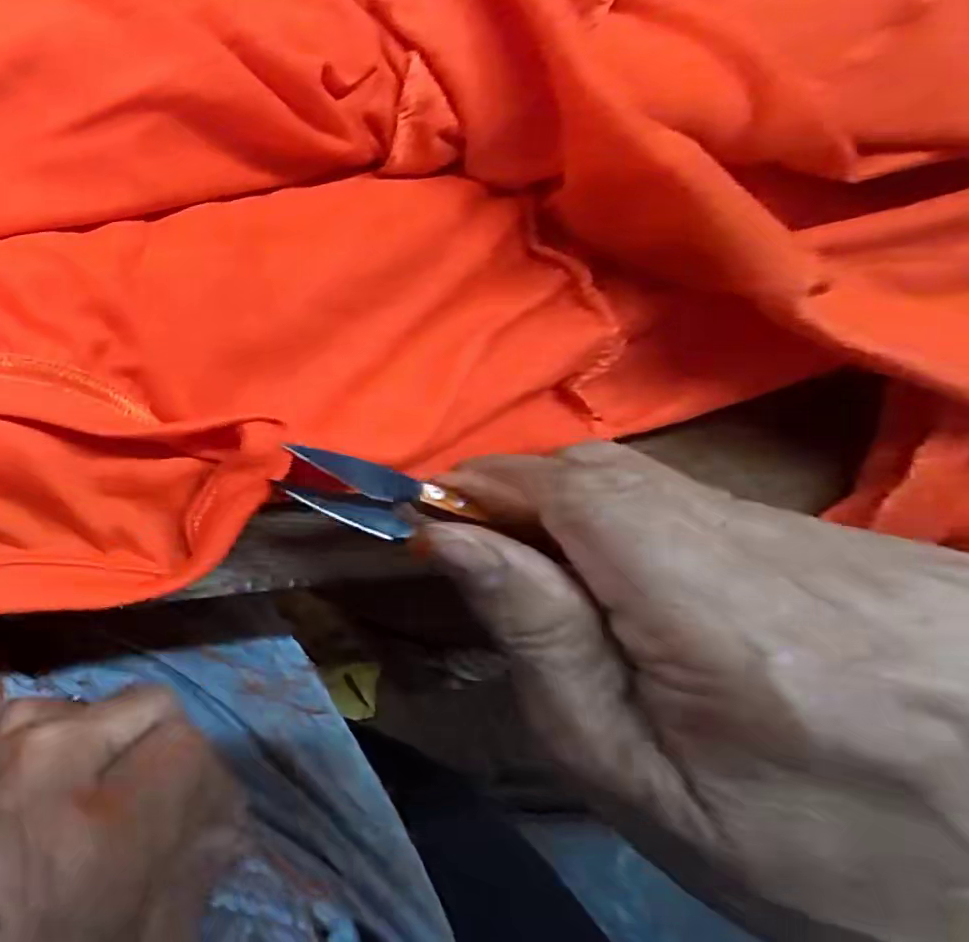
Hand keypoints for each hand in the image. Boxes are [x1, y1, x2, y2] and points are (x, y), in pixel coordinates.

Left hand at [0, 687, 244, 941]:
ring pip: (110, 704)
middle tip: (171, 804)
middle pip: (156, 705)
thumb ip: (181, 880)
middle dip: (175, 752)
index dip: (214, 787)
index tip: (213, 822)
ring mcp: (16, 720)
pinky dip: (82, 738)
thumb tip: (220, 826)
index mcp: (95, 822)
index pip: (191, 750)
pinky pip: (64, 708)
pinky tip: (60, 786)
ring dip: (125, 743)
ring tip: (108, 800)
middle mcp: (58, 747)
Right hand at [422, 441, 968, 940]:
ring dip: (581, 509)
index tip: (436, 512)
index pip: (586, 496)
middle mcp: (810, 566)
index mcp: (736, 632)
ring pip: (667, 484)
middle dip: (523, 491)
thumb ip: (540, 645)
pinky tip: (655, 587)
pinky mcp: (896, 552)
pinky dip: (648, 525)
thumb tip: (449, 538)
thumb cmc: (793, 859)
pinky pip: (723, 506)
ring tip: (563, 574)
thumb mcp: (628, 776)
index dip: (493, 484)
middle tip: (484, 543)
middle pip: (617, 474)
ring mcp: (867, 551)